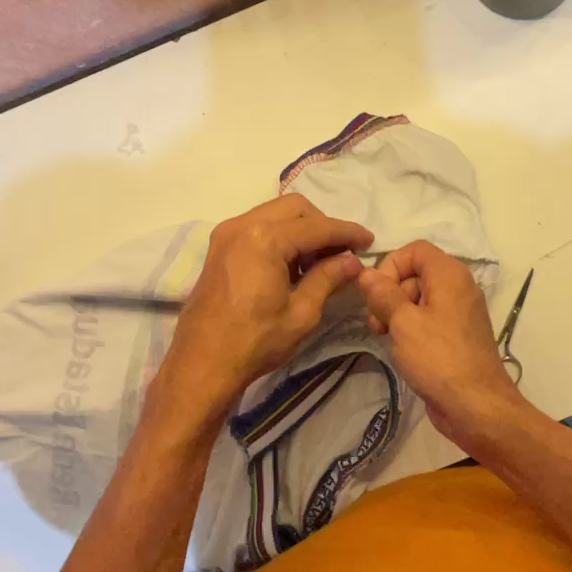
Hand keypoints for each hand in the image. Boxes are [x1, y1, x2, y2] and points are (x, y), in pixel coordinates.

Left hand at [166, 194, 372, 404]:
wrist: (202, 363)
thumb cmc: (255, 342)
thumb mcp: (301, 313)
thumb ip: (328, 279)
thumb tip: (354, 261)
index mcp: (265, 239)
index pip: (317, 226)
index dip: (347, 233)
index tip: (369, 242)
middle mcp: (243, 225)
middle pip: (295, 208)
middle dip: (323, 226)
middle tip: (342, 255)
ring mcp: (227, 234)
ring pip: (276, 213)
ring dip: (302, 229)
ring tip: (320, 262)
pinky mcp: (220, 247)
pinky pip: (259, 226)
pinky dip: (281, 236)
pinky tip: (294, 265)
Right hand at [358, 240, 528, 446]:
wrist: (475, 405)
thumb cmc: (439, 358)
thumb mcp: (404, 322)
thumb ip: (383, 294)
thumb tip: (367, 274)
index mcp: (450, 275)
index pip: (415, 250)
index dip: (390, 265)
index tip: (376, 293)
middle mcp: (458, 288)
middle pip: (416, 273)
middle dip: (390, 292)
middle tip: (377, 322)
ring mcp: (459, 314)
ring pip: (419, 299)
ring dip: (397, 313)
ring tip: (385, 337)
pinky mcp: (456, 337)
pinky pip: (428, 320)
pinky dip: (411, 329)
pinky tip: (402, 350)